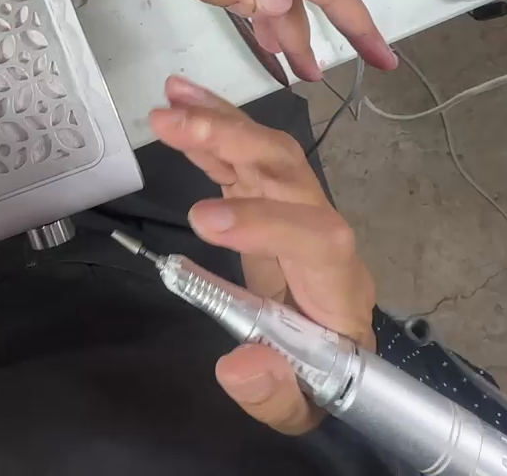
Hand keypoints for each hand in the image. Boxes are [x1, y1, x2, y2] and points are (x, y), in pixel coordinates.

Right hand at [149, 77, 376, 433]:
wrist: (334, 353)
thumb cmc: (319, 378)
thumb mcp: (299, 407)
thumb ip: (274, 394)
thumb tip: (238, 362)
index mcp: (336, 283)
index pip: (318, 238)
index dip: (262, 220)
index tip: (201, 221)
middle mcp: (321, 231)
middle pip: (288, 172)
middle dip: (231, 140)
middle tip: (171, 123)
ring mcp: (295, 207)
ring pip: (265, 150)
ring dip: (217, 119)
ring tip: (170, 100)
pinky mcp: (267, 196)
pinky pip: (241, 152)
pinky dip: (211, 123)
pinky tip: (178, 101)